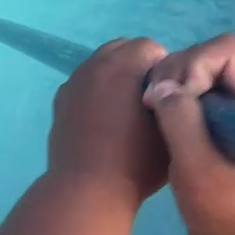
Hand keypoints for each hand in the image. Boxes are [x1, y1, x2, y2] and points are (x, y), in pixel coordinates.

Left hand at [47, 37, 169, 206]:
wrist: (88, 188)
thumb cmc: (136, 161)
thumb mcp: (170, 129)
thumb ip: (174, 98)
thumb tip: (170, 88)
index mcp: (122, 65)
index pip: (150, 46)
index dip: (164, 67)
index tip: (170, 93)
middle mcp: (94, 64)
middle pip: (122, 48)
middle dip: (139, 65)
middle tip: (151, 98)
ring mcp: (73, 80)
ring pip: (101, 64)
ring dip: (116, 76)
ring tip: (126, 110)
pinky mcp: (61, 97)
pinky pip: (84, 82)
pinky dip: (96, 90)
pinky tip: (103, 120)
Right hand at [141, 33, 234, 234]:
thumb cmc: (222, 214)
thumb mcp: (194, 170)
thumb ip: (180, 121)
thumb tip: (162, 85)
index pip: (230, 51)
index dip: (194, 64)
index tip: (171, 96)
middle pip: (218, 51)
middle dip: (181, 68)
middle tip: (156, 99)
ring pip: (209, 60)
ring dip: (178, 76)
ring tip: (158, 105)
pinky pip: (206, 77)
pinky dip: (182, 86)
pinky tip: (168, 109)